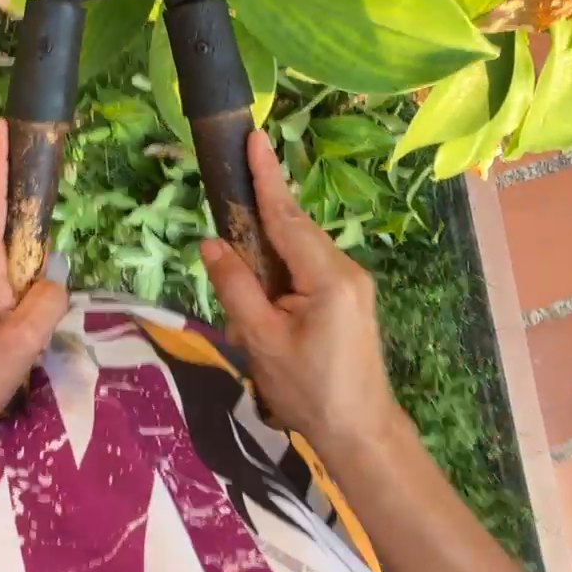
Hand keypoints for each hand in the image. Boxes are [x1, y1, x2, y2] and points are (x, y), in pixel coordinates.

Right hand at [199, 130, 405, 454]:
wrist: (361, 434)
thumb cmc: (310, 391)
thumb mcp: (262, 340)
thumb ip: (236, 287)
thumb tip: (210, 244)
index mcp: (328, 276)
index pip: (287, 216)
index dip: (266, 176)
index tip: (255, 136)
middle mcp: (345, 269)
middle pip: (292, 227)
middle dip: (259, 210)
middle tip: (227, 187)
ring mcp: (350, 283)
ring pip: (298, 248)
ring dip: (265, 246)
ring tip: (236, 263)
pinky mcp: (347, 297)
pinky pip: (305, 266)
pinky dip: (279, 265)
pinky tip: (261, 285)